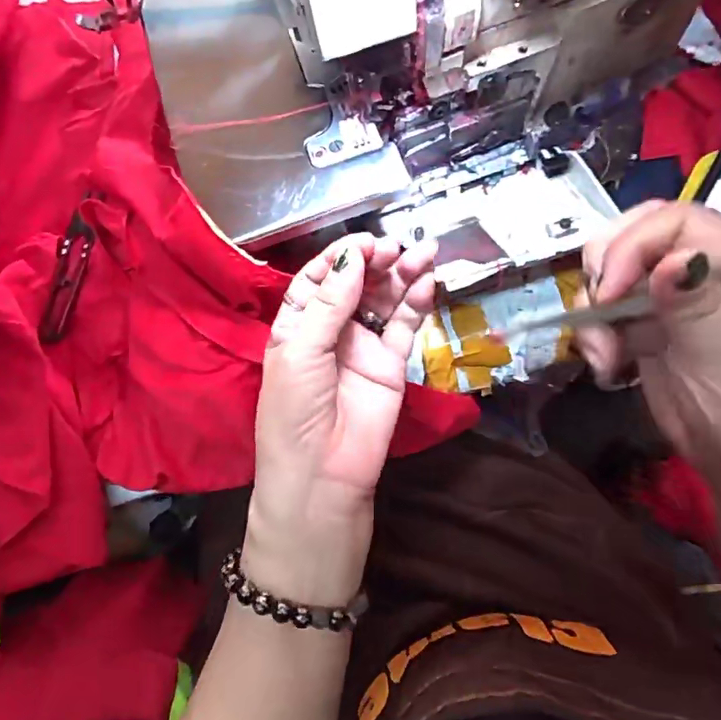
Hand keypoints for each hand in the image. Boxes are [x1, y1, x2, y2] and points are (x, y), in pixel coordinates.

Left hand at [248, 233, 438, 604]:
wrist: (321, 477)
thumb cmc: (294, 413)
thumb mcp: (301, 353)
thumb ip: (328, 305)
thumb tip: (353, 258)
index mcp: (296, 327)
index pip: (317, 281)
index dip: (339, 258)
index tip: (363, 242)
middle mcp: (330, 333)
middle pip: (355, 286)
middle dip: (375, 262)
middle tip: (395, 247)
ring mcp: (362, 349)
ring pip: (384, 301)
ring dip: (401, 275)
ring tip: (421, 253)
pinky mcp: (390, 366)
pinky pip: (404, 327)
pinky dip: (416, 303)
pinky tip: (426, 282)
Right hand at [573, 202, 720, 491]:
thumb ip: (698, 307)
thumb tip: (673, 260)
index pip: (677, 223)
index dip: (633, 243)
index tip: (610, 290)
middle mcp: (699, 277)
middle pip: (633, 238)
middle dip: (604, 271)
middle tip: (598, 311)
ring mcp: (668, 304)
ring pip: (610, 277)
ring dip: (593, 313)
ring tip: (604, 356)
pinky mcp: (644, 331)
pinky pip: (603, 315)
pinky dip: (593, 337)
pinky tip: (607, 366)